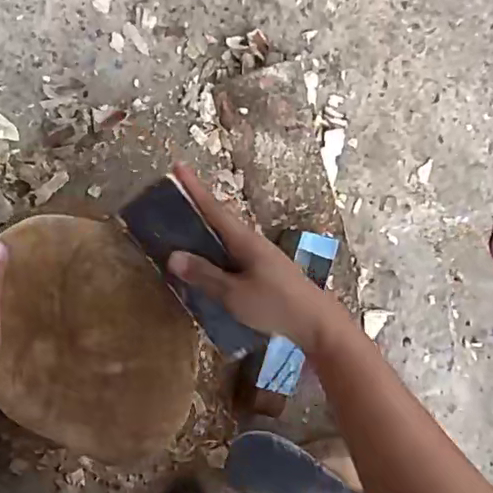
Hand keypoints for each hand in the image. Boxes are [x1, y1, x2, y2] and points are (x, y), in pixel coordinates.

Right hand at [165, 164, 351, 353]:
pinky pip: (229, 257)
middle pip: (218, 221)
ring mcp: (259, 259)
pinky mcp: (262, 275)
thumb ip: (204, 275)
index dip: (195, 189)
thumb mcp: (234, 293)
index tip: (179, 166)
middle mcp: (252, 245)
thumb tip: (174, 256)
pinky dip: (212, 254)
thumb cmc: (276, 305)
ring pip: (223, 240)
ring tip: (181, 231)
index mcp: (245, 242)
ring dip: (203, 233)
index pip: (213, 209)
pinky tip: (203, 265)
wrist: (319, 326)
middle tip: (174, 197)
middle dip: (196, 208)